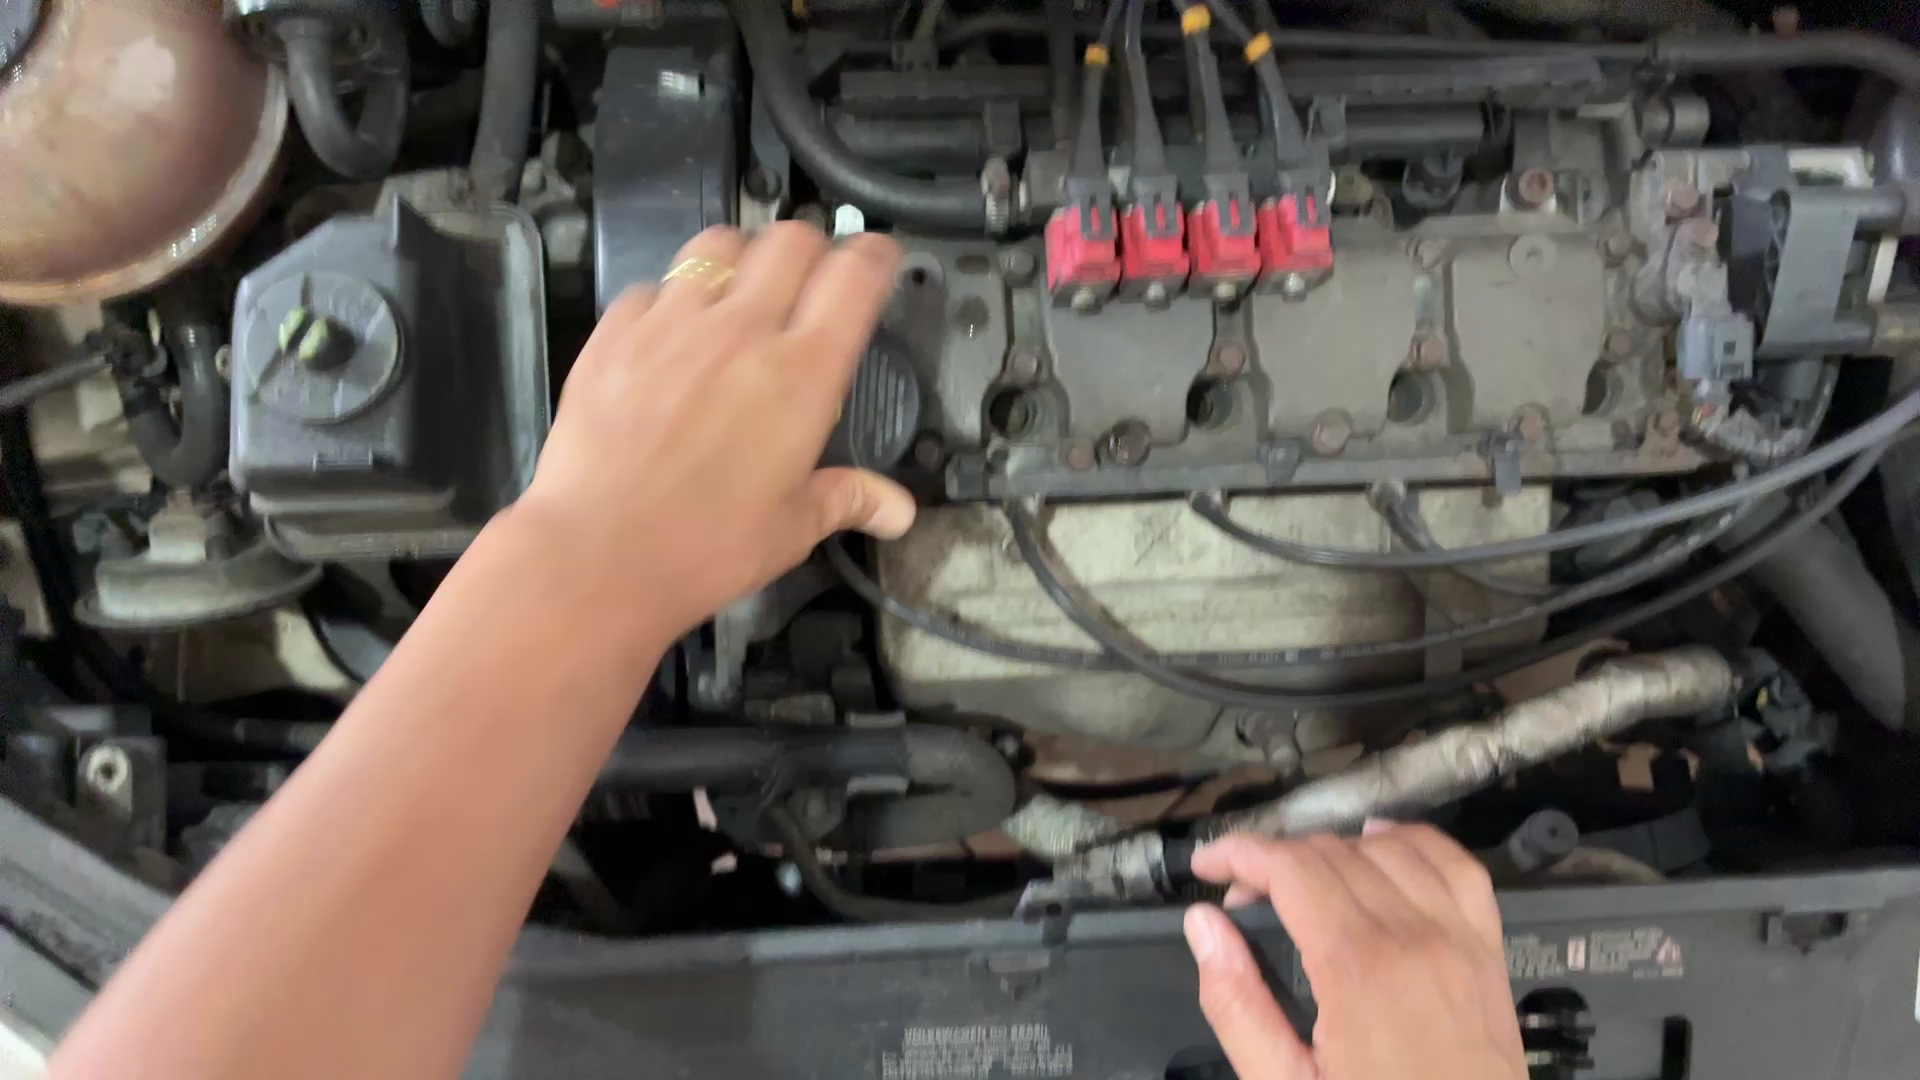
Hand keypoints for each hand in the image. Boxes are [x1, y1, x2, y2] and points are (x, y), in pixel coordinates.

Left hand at [514, 223, 916, 635]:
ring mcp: (674, 322)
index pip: (853, 281)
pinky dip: (675, 297)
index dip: (875, 256)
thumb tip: (900, 512)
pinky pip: (655, 285)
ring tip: (745, 290)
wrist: (600, 553)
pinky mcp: (616, 331)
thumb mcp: (794, 526)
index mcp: (803, 375)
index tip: (880, 256)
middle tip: (815, 278)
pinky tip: (674, 333)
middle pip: (791, 241)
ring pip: (721, 244)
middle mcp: (743, 330)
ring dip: (745, 256)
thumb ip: (850, 498)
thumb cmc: (710, 544)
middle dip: (814, 247)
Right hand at [1183, 824, 1526, 1079]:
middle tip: (1245, 901)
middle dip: (1272, 859)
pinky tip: (1379, 847)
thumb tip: (1203, 922)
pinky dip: (1411, 841)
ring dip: (1330, 850)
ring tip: (1301, 884)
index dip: (1237, 852)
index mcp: (1358, 968)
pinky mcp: (1487, 952)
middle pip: (1328, 851)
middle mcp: (1412, 937)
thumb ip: (1236, 1003)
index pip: (1287, 866)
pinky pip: (1454, 865)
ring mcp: (1459, 940)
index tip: (1206, 866)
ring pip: (1382, 847)